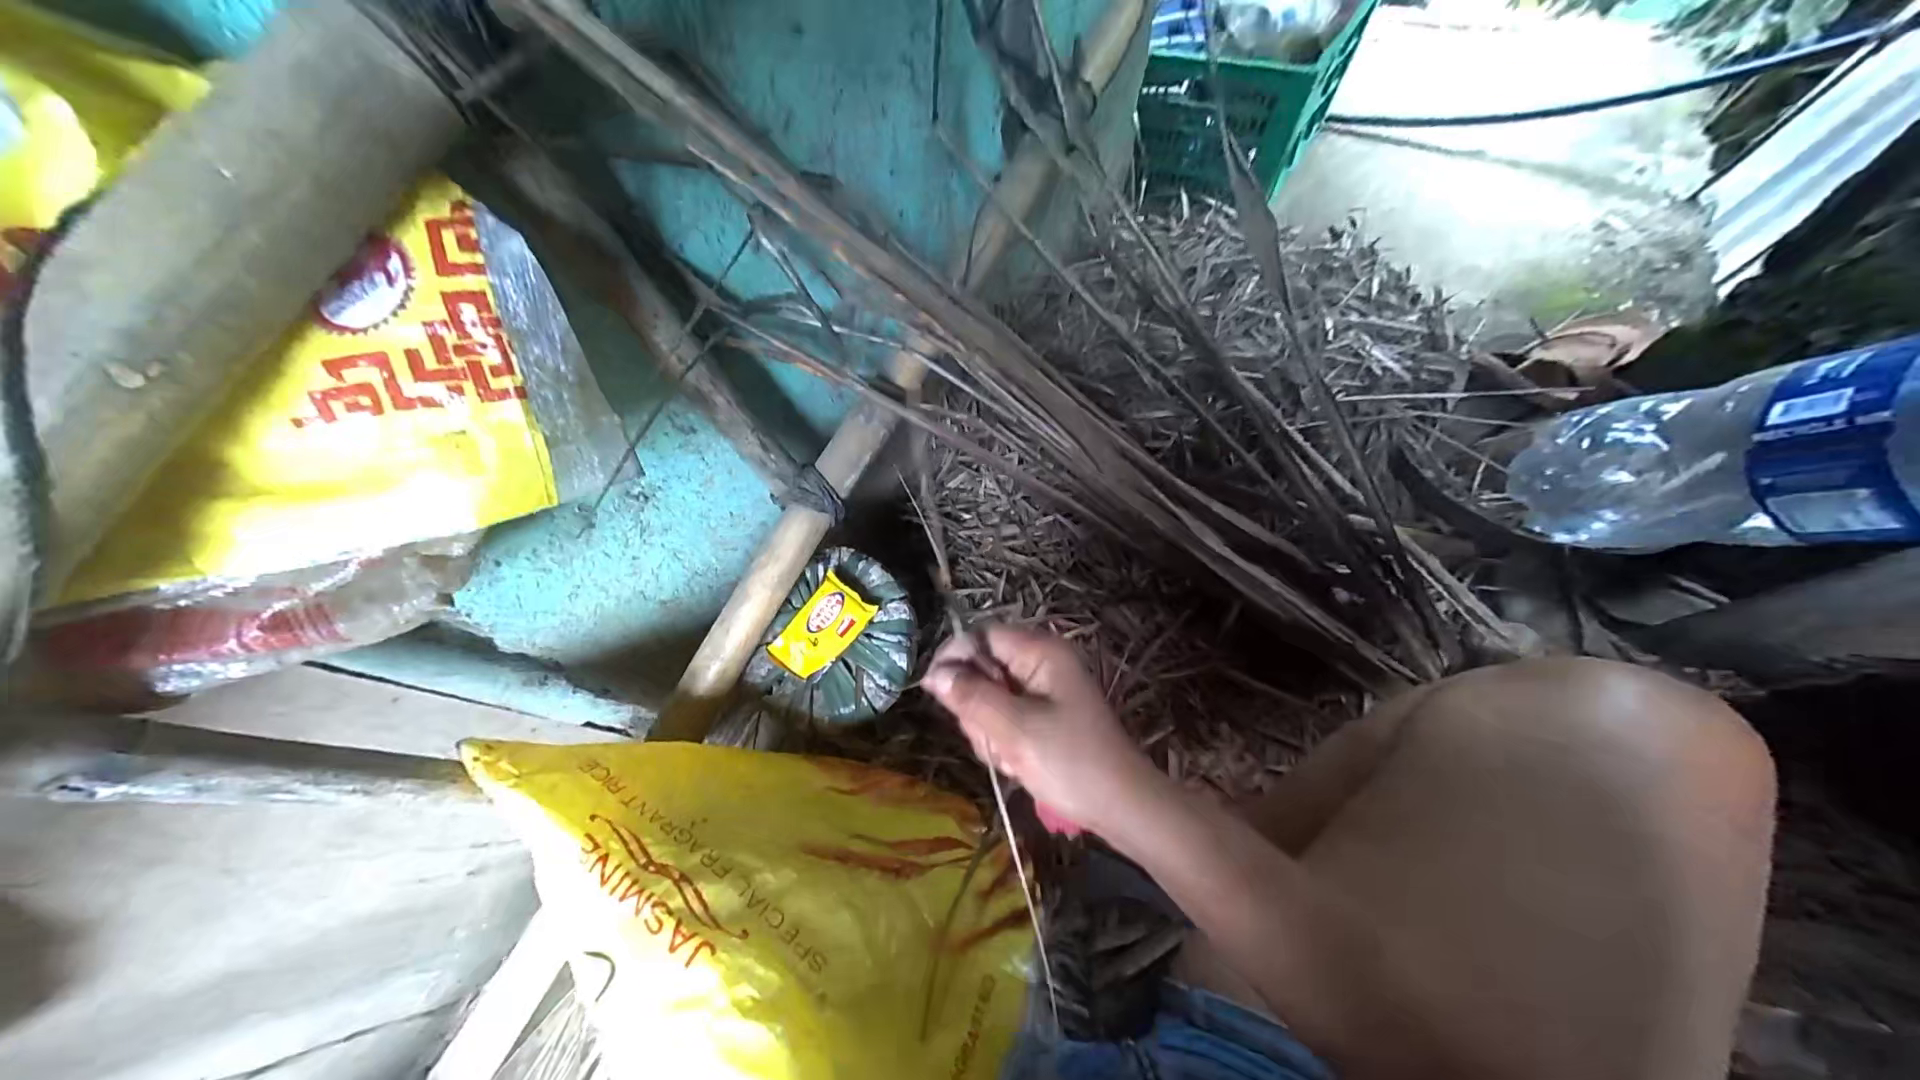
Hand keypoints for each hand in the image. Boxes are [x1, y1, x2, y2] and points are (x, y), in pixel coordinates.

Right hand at [923, 624, 1164, 837]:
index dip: (956, 657)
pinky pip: (1004, 718)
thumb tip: (934, 674)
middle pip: (983, 668)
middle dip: (976, 705)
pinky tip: (1015, 762)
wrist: (1121, 806)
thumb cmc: (1070, 762)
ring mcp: (1043, 691)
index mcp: (1041, 652)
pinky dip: (1001, 740)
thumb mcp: (1014, 729)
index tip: (936, 691)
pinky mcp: (1043, 716)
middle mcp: (1041, 663)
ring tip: (1008, 756)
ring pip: (989, 697)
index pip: (982, 635)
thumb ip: (971, 696)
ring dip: (987, 729)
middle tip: (991, 737)